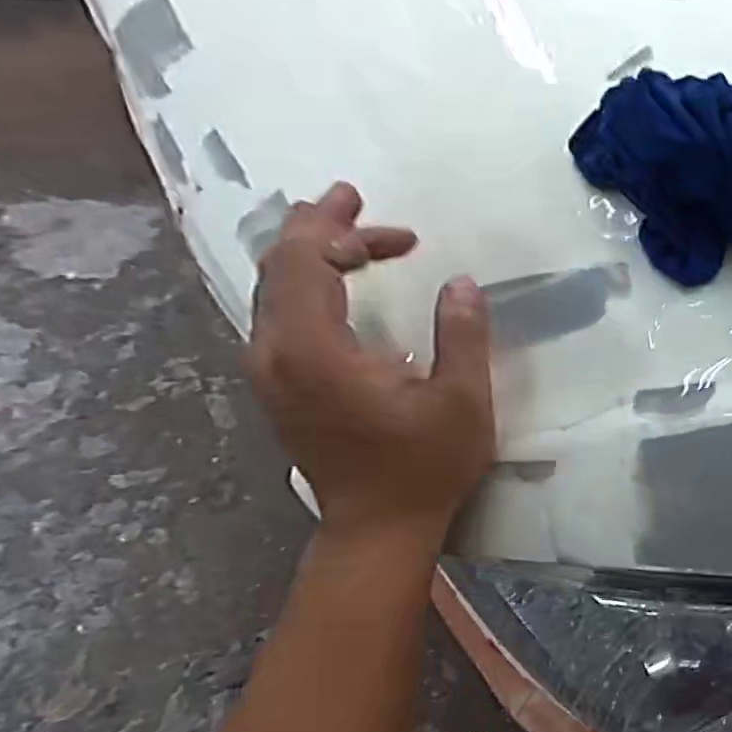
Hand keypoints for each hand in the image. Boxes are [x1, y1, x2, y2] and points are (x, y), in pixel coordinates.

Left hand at [244, 182, 493, 540]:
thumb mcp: (462, 399)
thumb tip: (461, 284)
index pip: (305, 263)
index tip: (391, 223)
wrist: (381, 522)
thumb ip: (462, 336)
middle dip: (319, 231)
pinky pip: (279, 317)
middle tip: (361, 209)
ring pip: (273, 292)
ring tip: (349, 239)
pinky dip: (306, 288)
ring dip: (310, 258)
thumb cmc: (427, 463)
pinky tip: (334, 287)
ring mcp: (268, 372)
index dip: (342, 231)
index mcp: (315, 350)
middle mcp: (274, 353)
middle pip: (279, 269)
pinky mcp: (278, 387)